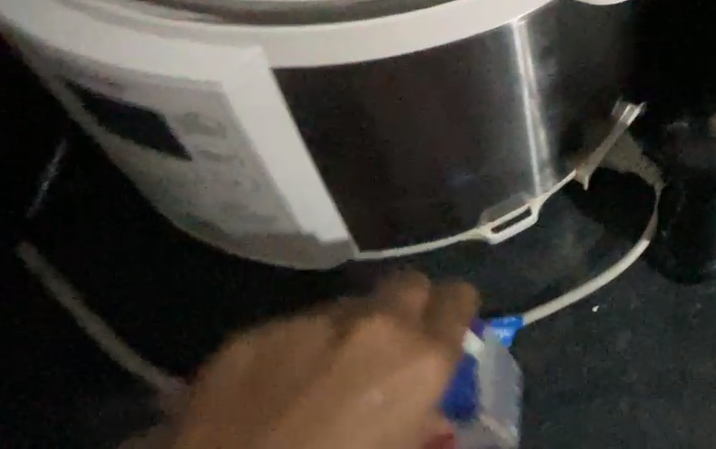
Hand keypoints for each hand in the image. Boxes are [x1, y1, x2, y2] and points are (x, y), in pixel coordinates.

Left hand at [164, 272, 479, 448]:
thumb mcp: (401, 447)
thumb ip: (423, 406)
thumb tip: (423, 391)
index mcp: (424, 357)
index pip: (459, 295)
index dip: (448, 315)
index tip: (435, 334)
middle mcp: (379, 324)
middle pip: (410, 283)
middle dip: (402, 309)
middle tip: (381, 348)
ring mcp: (314, 323)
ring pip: (347, 305)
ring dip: (343, 331)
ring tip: (314, 375)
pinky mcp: (256, 333)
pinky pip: (290, 328)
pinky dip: (290, 351)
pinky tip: (268, 390)